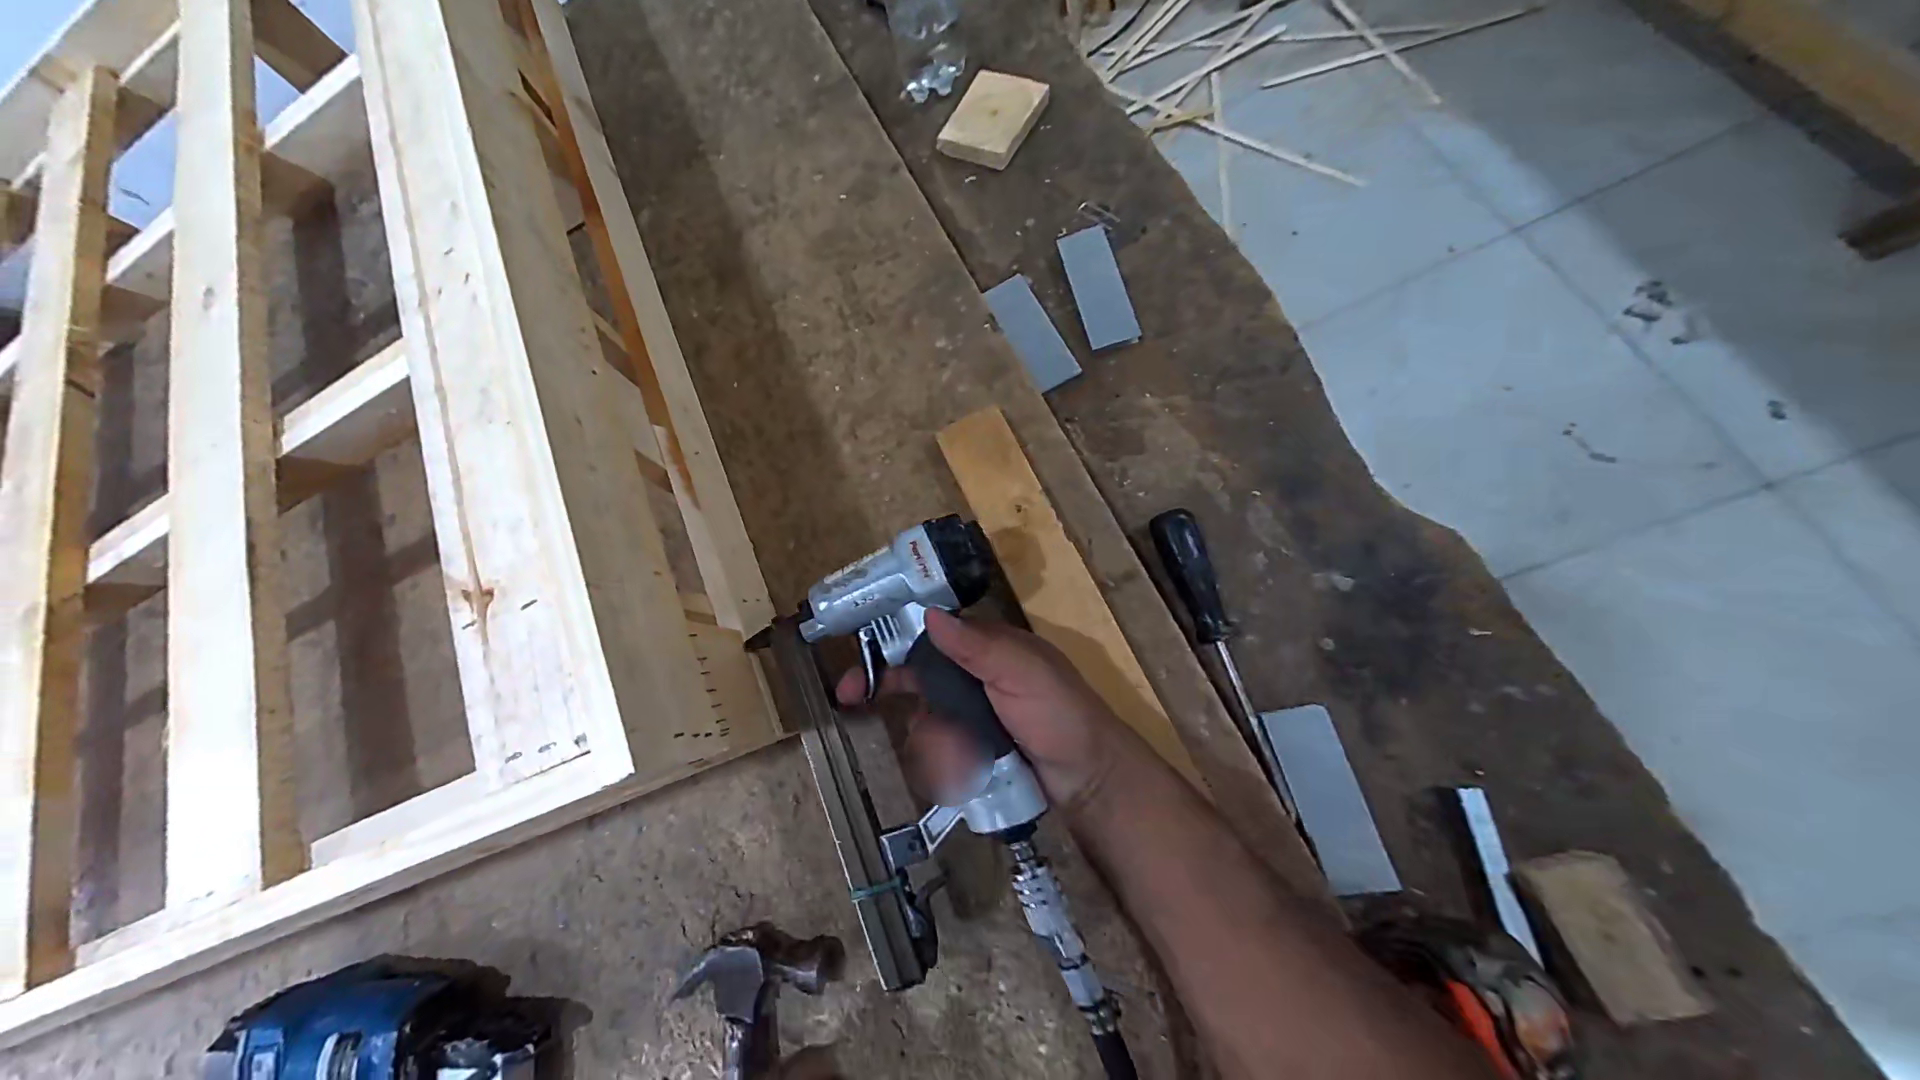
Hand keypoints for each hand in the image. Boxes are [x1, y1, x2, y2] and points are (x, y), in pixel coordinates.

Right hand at [835, 608, 1134, 812]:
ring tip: (968, 761)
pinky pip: (939, 760)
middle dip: (898, 702)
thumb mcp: (1025, 672)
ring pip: (924, 729)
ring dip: (938, 746)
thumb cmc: (1060, 716)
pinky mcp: (972, 756)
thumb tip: (930, 615)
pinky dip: (948, 769)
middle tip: (854, 703)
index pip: (927, 639)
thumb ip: (979, 646)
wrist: (1089, 782)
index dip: (888, 651)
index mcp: (985, 650)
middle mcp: (971, 681)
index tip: (854, 674)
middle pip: (913, 686)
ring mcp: (970, 721)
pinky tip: (970, 775)